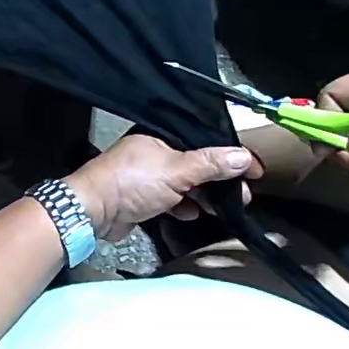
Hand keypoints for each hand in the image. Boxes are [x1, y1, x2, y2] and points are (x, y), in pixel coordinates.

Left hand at [65, 135, 261, 242]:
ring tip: (222, 208)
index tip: (254, 172)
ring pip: (184, 183)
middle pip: (195, 163)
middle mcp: (152, 151)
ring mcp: (146, 175)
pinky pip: (170, 199)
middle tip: (242, 196)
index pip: (202, 140)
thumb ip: (210, 164)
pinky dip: (183, 205)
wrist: (93, 210)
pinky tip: (192, 213)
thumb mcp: (176, 170)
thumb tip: (244, 156)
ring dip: (203, 195)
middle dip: (218, 180)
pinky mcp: (141, 197)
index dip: (228, 155)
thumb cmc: (133, 182)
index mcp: (159, 135)